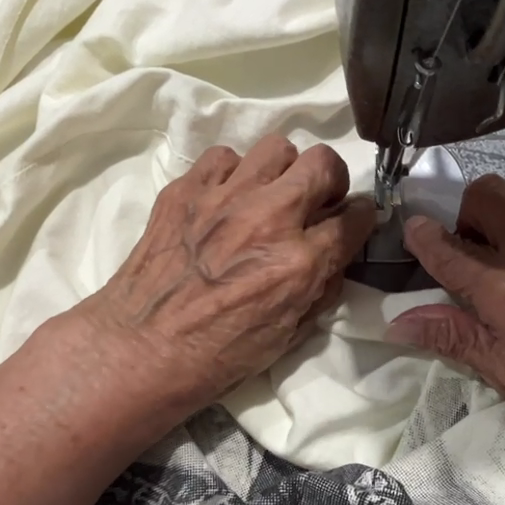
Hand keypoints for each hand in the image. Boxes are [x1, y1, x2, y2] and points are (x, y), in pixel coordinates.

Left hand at [76, 136, 375, 411]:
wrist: (144, 348)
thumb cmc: (219, 356)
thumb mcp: (289, 336)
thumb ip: (320, 289)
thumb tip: (333, 258)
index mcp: (299, 263)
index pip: (354, 217)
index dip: (361, 219)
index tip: (352, 223)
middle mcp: (269, 219)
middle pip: (323, 163)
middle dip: (330, 181)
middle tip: (317, 201)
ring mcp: (225, 198)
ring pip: (277, 148)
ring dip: (283, 171)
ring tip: (269, 195)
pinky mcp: (186, 189)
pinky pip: (224, 157)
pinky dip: (233, 174)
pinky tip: (226, 200)